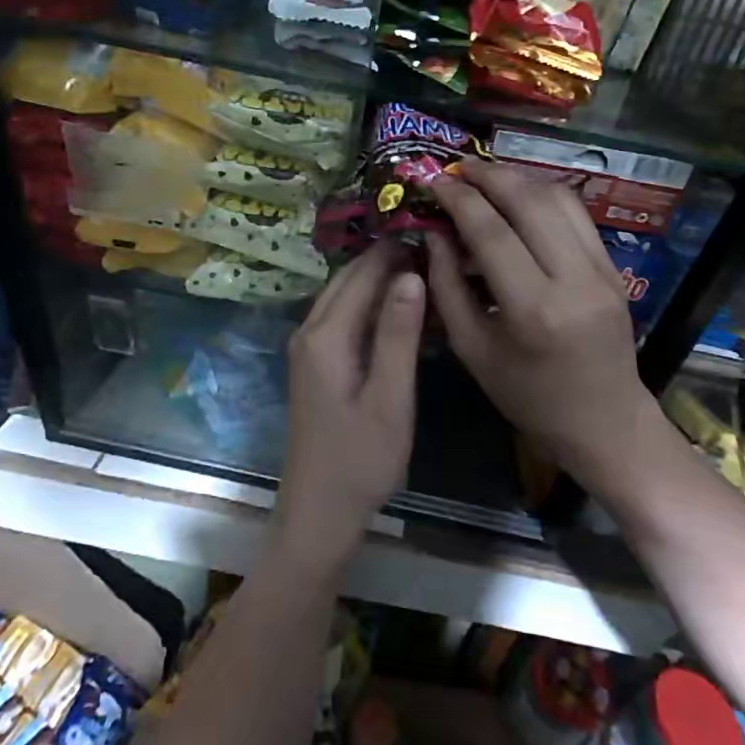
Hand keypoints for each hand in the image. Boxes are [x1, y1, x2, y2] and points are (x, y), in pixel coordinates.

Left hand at [276, 241, 424, 563]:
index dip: (397, 250)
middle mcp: (309, 332)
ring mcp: (308, 349)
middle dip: (388, 259)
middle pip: (349, 279)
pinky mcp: (315, 366)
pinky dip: (370, 305)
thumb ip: (399, 335)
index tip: (435, 232)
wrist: (318, 512)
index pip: (363, 274)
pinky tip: (401, 310)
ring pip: (344, 297)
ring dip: (379, 280)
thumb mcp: (390, 398)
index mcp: (326, 335)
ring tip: (426, 270)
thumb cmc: (360, 461)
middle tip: (436, 248)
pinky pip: (343, 319)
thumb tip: (411, 275)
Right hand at [426, 163, 657, 488]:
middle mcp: (574, 281)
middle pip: (531, 203)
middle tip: (458, 168)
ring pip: (561, 200)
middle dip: (490, 177)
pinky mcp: (615, 268)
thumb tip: (434, 233)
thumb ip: (447, 287)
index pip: (492, 233)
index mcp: (533, 310)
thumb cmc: (527, 396)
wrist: (603, 420)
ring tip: (486, 178)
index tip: (435, 181)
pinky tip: (520, 198)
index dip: (459, 200)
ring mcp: (603, 271)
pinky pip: (578, 216)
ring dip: (520, 179)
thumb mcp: (472, 350)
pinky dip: (545, 197)